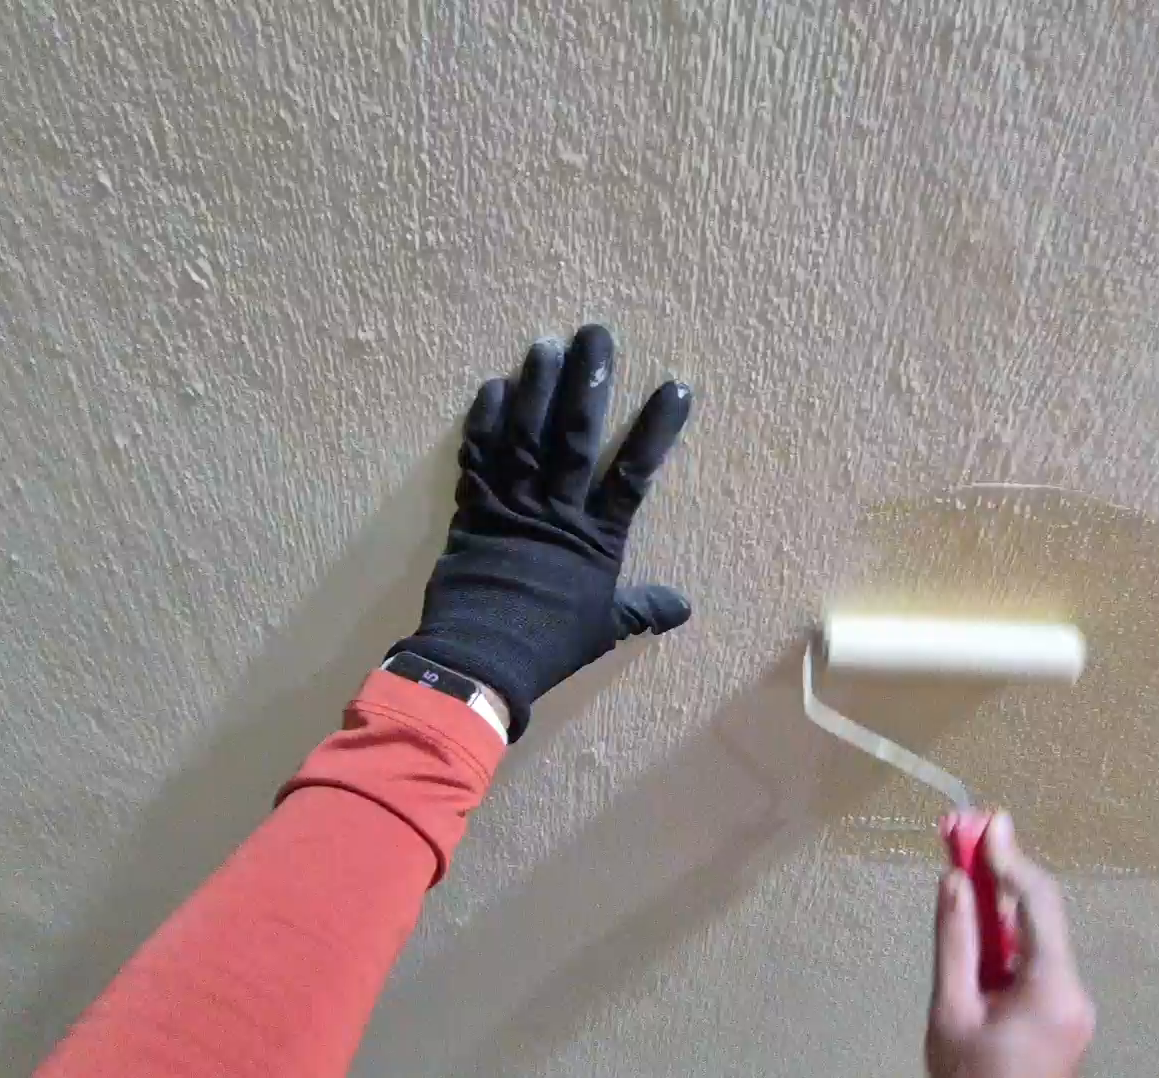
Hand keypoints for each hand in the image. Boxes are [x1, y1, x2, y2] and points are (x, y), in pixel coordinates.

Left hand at [391, 325, 693, 740]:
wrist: (482, 661)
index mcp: (596, 538)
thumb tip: (683, 608)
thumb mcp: (605, 628)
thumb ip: (643, 610)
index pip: (635, 474)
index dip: (656, 430)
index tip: (675, 388)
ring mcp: (513, 505)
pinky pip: (479, 459)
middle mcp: (556, 510)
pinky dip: (484, 423)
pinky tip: (493, 387)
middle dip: (588, 384)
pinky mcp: (474, 510)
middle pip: (575, 438)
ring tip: (546, 345)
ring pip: (526, 437)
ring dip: (536, 389)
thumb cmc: (550, 644)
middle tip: (595, 335)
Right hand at [927, 812, 1094, 1077]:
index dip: (1008, 855)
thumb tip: (955, 879)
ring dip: (993, 888)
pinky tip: (972, 900)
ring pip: (1029, 925)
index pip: (1037, 900)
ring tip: (958, 850)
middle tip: (958, 827)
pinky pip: (1026, 947)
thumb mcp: (953, 1009)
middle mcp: (1071, 988)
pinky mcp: (1054, 1005)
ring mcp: (1066, 997)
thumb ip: (954, 940)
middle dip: (997, 863)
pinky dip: (998, 919)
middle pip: (1036, 907)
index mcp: (1054, 988)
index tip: (981, 821)